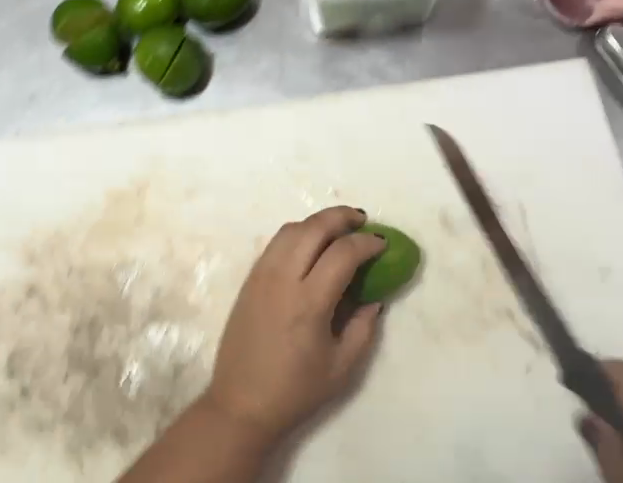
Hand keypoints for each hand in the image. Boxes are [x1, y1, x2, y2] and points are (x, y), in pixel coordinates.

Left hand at [200, 206, 387, 441]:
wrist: (241, 405)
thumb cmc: (295, 390)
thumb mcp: (342, 367)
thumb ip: (363, 327)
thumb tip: (375, 297)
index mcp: (308, 303)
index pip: (342, 253)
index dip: (367, 242)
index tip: (382, 243)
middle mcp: (282, 279)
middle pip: (314, 227)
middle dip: (342, 217)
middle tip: (363, 221)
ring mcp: (261, 275)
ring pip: (292, 229)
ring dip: (318, 222)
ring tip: (339, 229)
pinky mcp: (249, 279)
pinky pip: (276, 242)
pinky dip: (298, 233)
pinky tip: (312, 246)